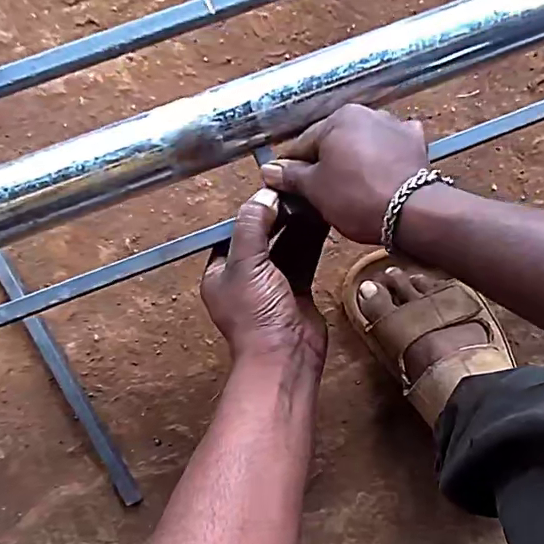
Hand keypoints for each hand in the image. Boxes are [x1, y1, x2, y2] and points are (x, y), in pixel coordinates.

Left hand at [200, 189, 326, 364]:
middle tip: (297, 193)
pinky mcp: (298, 290)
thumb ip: (252, 227)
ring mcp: (273, 284)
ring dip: (298, 225)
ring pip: (286, 245)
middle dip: (279, 215)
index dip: (253, 210)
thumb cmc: (256, 316)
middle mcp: (246, 276)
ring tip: (312, 201)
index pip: (235, 230)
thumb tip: (263, 197)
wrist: (284, 354)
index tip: (272, 189)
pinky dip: (311, 241)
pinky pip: (304, 258)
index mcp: (221, 271)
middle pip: (263, 235)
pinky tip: (321, 222)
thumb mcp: (246, 265)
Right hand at [260, 103, 427, 243]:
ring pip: (365, 146)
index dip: (294, 169)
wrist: (412, 213)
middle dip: (328, 166)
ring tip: (354, 194)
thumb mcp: (315, 189)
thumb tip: (271, 171)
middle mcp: (369, 114)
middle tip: (323, 197)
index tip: (291, 188)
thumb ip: (291, 176)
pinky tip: (382, 180)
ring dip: (357, 164)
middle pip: (336, 142)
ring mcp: (396, 128)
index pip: (304, 144)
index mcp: (339, 118)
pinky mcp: (416, 147)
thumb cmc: (360, 198)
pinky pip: (392, 153)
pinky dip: (385, 164)